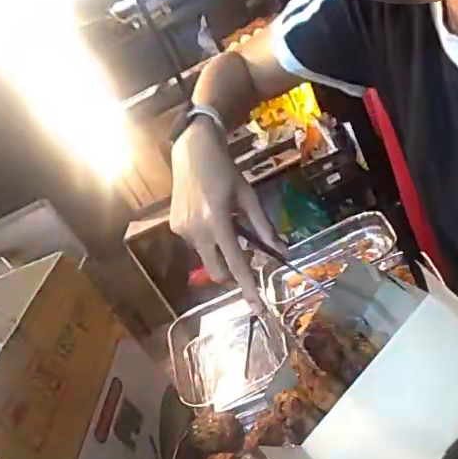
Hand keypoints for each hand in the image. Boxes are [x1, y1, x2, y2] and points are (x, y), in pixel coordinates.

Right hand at [171, 118, 282, 305]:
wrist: (192, 150)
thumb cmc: (226, 172)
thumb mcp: (249, 198)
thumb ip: (264, 228)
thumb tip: (281, 250)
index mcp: (218, 222)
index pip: (237, 264)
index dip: (249, 288)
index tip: (258, 308)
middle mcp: (197, 230)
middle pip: (220, 272)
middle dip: (235, 273)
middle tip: (248, 253)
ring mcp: (183, 230)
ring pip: (209, 259)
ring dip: (223, 253)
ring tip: (229, 226)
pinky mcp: (175, 227)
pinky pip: (199, 246)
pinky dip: (211, 242)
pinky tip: (212, 219)